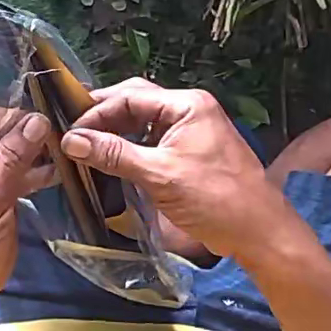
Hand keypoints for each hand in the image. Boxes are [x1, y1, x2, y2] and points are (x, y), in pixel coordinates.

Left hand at [0, 109, 51, 330]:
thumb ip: (13, 157)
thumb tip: (39, 120)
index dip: (23, 118)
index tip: (58, 114)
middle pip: (4, 135)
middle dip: (34, 133)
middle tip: (70, 128)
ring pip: (15, 154)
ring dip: (39, 153)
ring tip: (70, 147)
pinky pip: (20, 174)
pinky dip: (38, 172)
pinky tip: (62, 168)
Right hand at [60, 78, 303, 261]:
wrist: (261, 234)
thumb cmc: (214, 199)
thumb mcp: (159, 175)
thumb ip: (114, 154)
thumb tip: (70, 140)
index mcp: (186, 104)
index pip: (129, 97)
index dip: (96, 113)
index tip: (69, 134)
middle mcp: (188, 109)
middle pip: (135, 102)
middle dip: (103, 116)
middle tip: (72, 133)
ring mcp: (190, 129)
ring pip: (142, 121)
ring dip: (115, 132)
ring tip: (85, 146)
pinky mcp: (189, 150)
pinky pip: (151, 139)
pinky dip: (129, 146)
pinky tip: (110, 158)